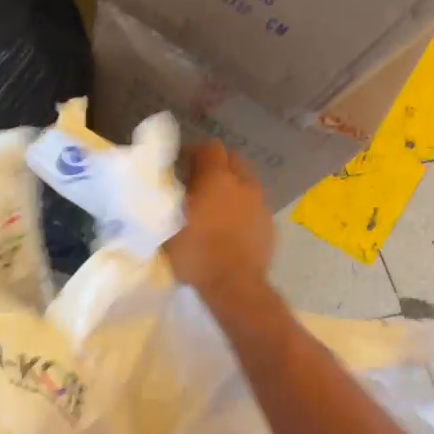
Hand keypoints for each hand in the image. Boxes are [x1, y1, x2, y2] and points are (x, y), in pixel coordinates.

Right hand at [165, 141, 276, 295]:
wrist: (235, 286)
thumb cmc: (196, 252)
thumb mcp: (167, 225)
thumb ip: (167, 199)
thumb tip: (164, 186)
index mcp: (217, 179)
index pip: (210, 147)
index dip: (194, 151)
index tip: (180, 165)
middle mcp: (243, 184)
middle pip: (232, 158)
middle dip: (215, 164)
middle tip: (197, 182)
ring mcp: (260, 203)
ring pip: (246, 181)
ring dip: (230, 185)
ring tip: (215, 205)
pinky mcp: (269, 223)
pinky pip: (254, 203)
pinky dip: (241, 206)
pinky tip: (229, 225)